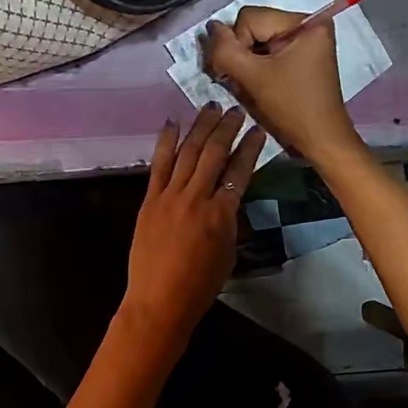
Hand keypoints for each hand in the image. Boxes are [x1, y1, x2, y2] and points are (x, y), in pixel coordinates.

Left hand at [123, 104, 265, 336]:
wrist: (159, 300)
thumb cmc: (200, 286)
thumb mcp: (228, 253)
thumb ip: (229, 222)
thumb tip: (227, 203)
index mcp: (222, 214)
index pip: (240, 171)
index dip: (250, 148)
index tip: (258, 130)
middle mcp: (197, 198)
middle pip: (214, 154)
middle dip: (227, 128)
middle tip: (236, 109)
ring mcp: (170, 196)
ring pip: (188, 152)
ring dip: (200, 127)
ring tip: (210, 107)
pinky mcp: (150, 200)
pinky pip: (159, 165)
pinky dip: (165, 142)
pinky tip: (172, 123)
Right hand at [203, 6, 365, 165]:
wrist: (321, 139)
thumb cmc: (291, 107)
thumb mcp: (253, 77)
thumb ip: (226, 51)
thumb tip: (210, 28)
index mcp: (305, 22)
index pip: (249, 18)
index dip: (237, 45)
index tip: (242, 74)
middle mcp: (309, 24)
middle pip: (255, 26)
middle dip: (243, 54)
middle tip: (243, 81)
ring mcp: (307, 40)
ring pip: (260, 40)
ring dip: (249, 62)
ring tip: (251, 85)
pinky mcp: (304, 56)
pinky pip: (271, 51)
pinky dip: (260, 66)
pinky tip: (260, 84)